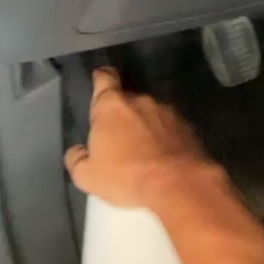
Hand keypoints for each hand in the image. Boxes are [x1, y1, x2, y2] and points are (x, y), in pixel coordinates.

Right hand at [63, 68, 226, 210]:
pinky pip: (169, 129)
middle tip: (118, 141)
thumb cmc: (125, 176)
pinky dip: (163, 139)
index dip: (101, 80)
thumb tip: (77, 152)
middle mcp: (140, 100)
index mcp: (111, 106)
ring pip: (149, 115)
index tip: (101, 84)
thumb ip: (76, 160)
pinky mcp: (187, 127)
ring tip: (142, 154)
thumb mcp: (87, 177)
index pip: (104, 79)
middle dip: (121, 116)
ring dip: (144, 128)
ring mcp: (167, 112)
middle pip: (126, 101)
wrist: (177, 184)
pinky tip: (161, 160)